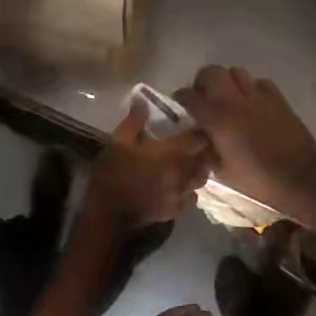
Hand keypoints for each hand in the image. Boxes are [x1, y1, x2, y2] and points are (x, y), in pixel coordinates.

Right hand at [85, 103, 213, 229]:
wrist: (108, 215)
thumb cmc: (112, 174)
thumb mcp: (117, 143)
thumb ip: (134, 121)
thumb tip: (142, 100)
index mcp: (171, 153)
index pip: (199, 138)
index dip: (200, 132)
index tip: (194, 127)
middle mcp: (183, 173)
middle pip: (206, 160)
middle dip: (204, 151)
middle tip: (195, 145)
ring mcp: (181, 194)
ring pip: (201, 180)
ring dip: (198, 171)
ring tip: (188, 166)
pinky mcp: (175, 210)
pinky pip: (190, 198)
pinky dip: (188, 191)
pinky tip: (176, 188)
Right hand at [175, 67, 315, 212]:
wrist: (296, 174)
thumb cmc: (255, 177)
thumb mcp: (221, 170)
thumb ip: (206, 149)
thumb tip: (201, 138)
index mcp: (216, 118)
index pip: (189, 95)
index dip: (181, 99)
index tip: (181, 107)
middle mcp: (234, 100)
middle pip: (211, 72)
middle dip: (203, 82)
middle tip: (205, 98)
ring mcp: (258, 96)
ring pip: (236, 72)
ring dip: (228, 83)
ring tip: (229, 99)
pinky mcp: (277, 98)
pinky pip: (259, 82)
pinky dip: (252, 88)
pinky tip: (252, 104)